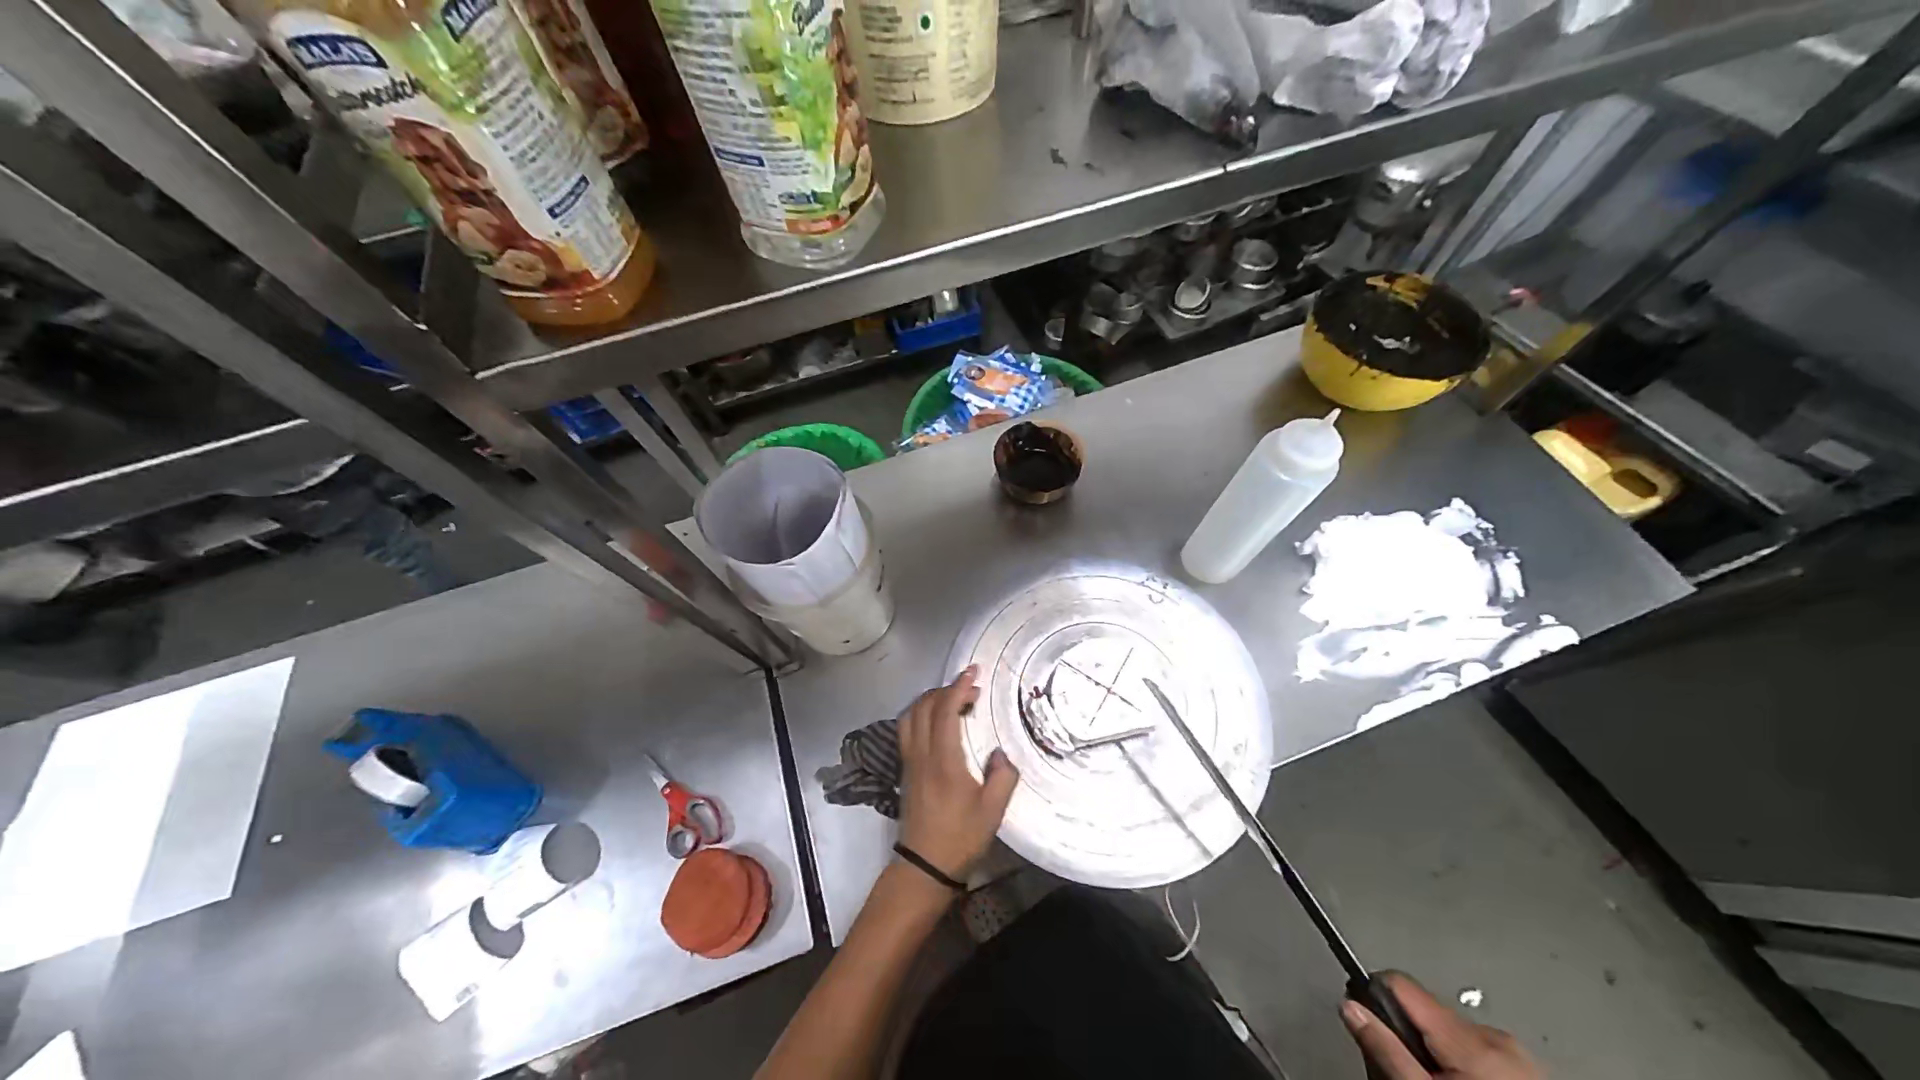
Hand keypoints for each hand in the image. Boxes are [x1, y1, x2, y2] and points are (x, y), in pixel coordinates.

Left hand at [897, 665, 1019, 880]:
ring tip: (953, 701)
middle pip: (924, 706)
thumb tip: (1001, 753)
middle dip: (946, 689)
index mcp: (943, 759)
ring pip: (910, 716)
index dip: (958, 686)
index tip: (973, 672)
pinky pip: (907, 730)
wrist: (924, 866)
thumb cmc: (961, 837)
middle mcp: (921, 754)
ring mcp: (909, 762)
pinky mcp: (905, 771)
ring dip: (929, 700)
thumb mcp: (993, 810)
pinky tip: (938, 724)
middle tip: (970, 689)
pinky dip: (921, 716)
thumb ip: (1002, 776)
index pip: (946, 709)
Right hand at [1341, 974, 1542, 1079]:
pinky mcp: (1529, 1071)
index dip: (1373, 996)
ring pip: (1452, 1033)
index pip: (1399, 983)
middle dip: (1408, 1036)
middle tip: (1406, 1072)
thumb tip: (1351, 1008)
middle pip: (1426, 1010)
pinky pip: (1480, 1051)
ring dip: (1436, 1053)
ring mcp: (1519, 1057)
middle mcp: (1496, 1038)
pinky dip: (1463, 1065)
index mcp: (1468, 1040)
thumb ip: (1385, 1049)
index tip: (1364, 1017)